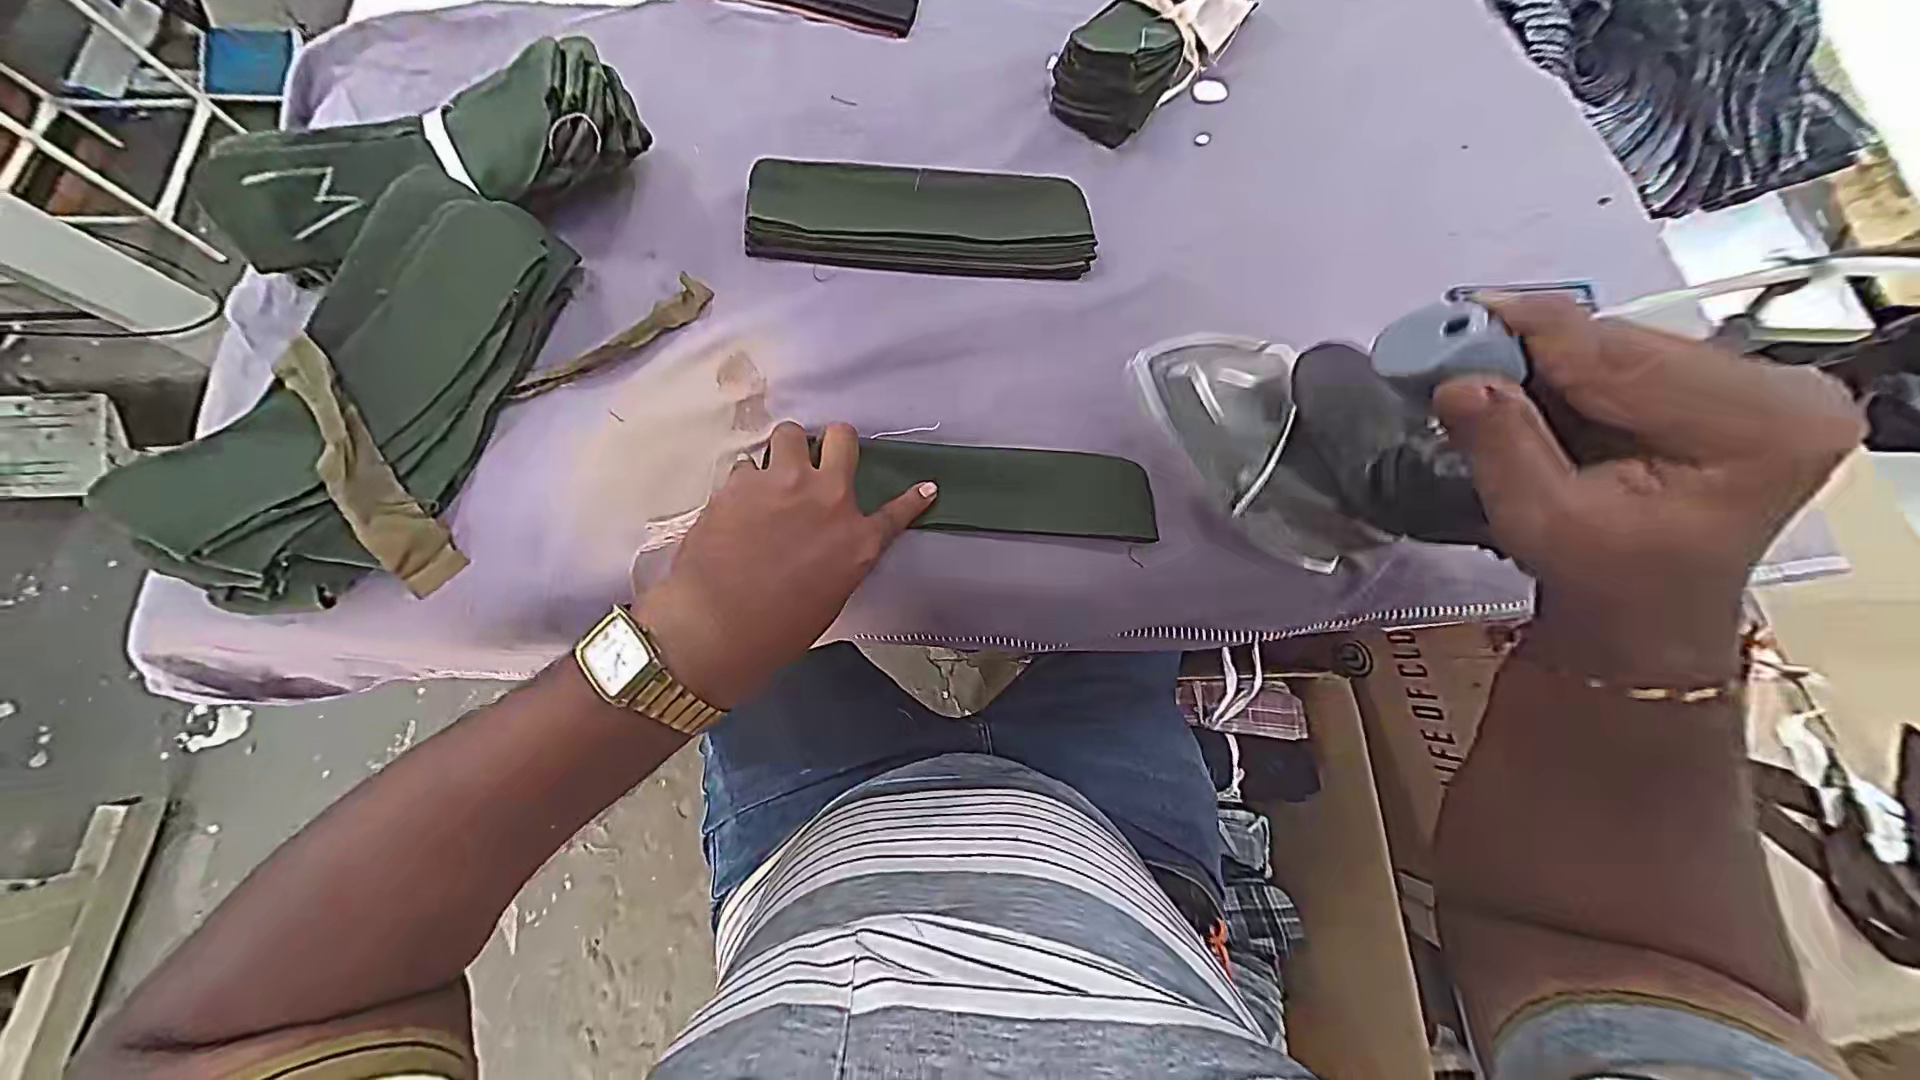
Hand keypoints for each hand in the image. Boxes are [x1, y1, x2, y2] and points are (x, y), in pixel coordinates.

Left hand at [633, 422, 935, 707]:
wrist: (718, 627)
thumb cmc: (779, 628)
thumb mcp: (831, 595)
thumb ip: (841, 558)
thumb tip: (831, 543)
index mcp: (858, 539)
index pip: (899, 511)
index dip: (915, 498)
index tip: (925, 488)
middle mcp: (828, 500)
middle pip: (843, 437)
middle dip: (835, 443)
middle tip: (823, 459)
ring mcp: (783, 484)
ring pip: (790, 433)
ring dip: (788, 449)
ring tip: (777, 470)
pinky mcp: (741, 483)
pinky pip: (748, 464)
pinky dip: (748, 480)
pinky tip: (740, 500)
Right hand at [1432, 297, 1862, 682]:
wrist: (1640, 612)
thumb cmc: (1601, 580)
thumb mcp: (1539, 518)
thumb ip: (1501, 445)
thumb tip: (1455, 383)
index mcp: (1757, 428)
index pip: (1625, 357)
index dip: (1535, 330)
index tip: (1464, 312)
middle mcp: (1779, 392)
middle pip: (1622, 345)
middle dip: (1527, 349)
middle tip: (1446, 352)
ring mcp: (1753, 388)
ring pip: (1615, 347)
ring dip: (1535, 361)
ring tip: (1471, 374)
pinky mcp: (1718, 391)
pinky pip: (1618, 362)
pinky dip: (1555, 374)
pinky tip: (1513, 388)